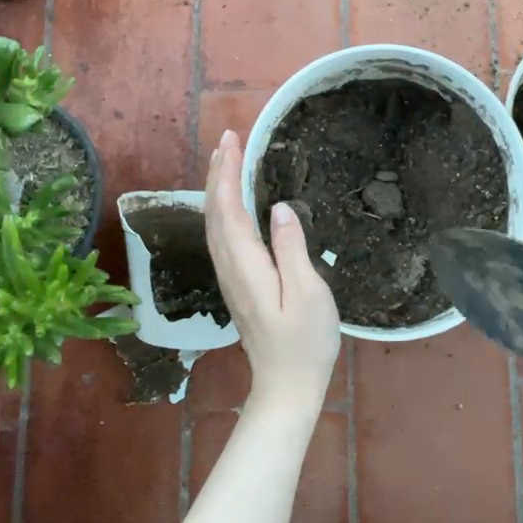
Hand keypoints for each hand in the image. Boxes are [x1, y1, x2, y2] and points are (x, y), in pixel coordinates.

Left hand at [204, 129, 340, 409]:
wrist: (286, 384)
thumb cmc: (304, 342)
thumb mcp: (309, 293)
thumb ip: (291, 249)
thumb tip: (278, 208)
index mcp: (245, 264)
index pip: (228, 209)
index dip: (226, 173)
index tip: (232, 141)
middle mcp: (229, 266)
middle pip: (214, 212)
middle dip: (217, 172)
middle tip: (228, 138)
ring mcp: (230, 276)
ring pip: (214, 223)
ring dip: (216, 188)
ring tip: (224, 159)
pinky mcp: (236, 282)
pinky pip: (221, 234)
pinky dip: (222, 208)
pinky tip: (231, 201)